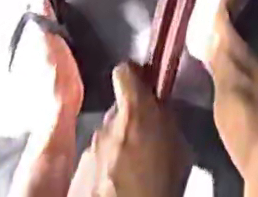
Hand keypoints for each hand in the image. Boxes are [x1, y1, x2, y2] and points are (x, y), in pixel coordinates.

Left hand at [82, 63, 188, 196]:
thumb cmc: (154, 191)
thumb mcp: (177, 155)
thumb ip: (166, 123)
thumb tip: (161, 110)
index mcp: (133, 112)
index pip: (125, 71)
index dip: (135, 77)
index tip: (146, 87)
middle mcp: (107, 125)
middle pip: (118, 108)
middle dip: (131, 120)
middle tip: (148, 139)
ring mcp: (90, 150)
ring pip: (107, 136)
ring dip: (119, 146)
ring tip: (136, 170)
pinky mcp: (80, 174)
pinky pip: (97, 159)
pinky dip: (107, 168)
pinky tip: (121, 187)